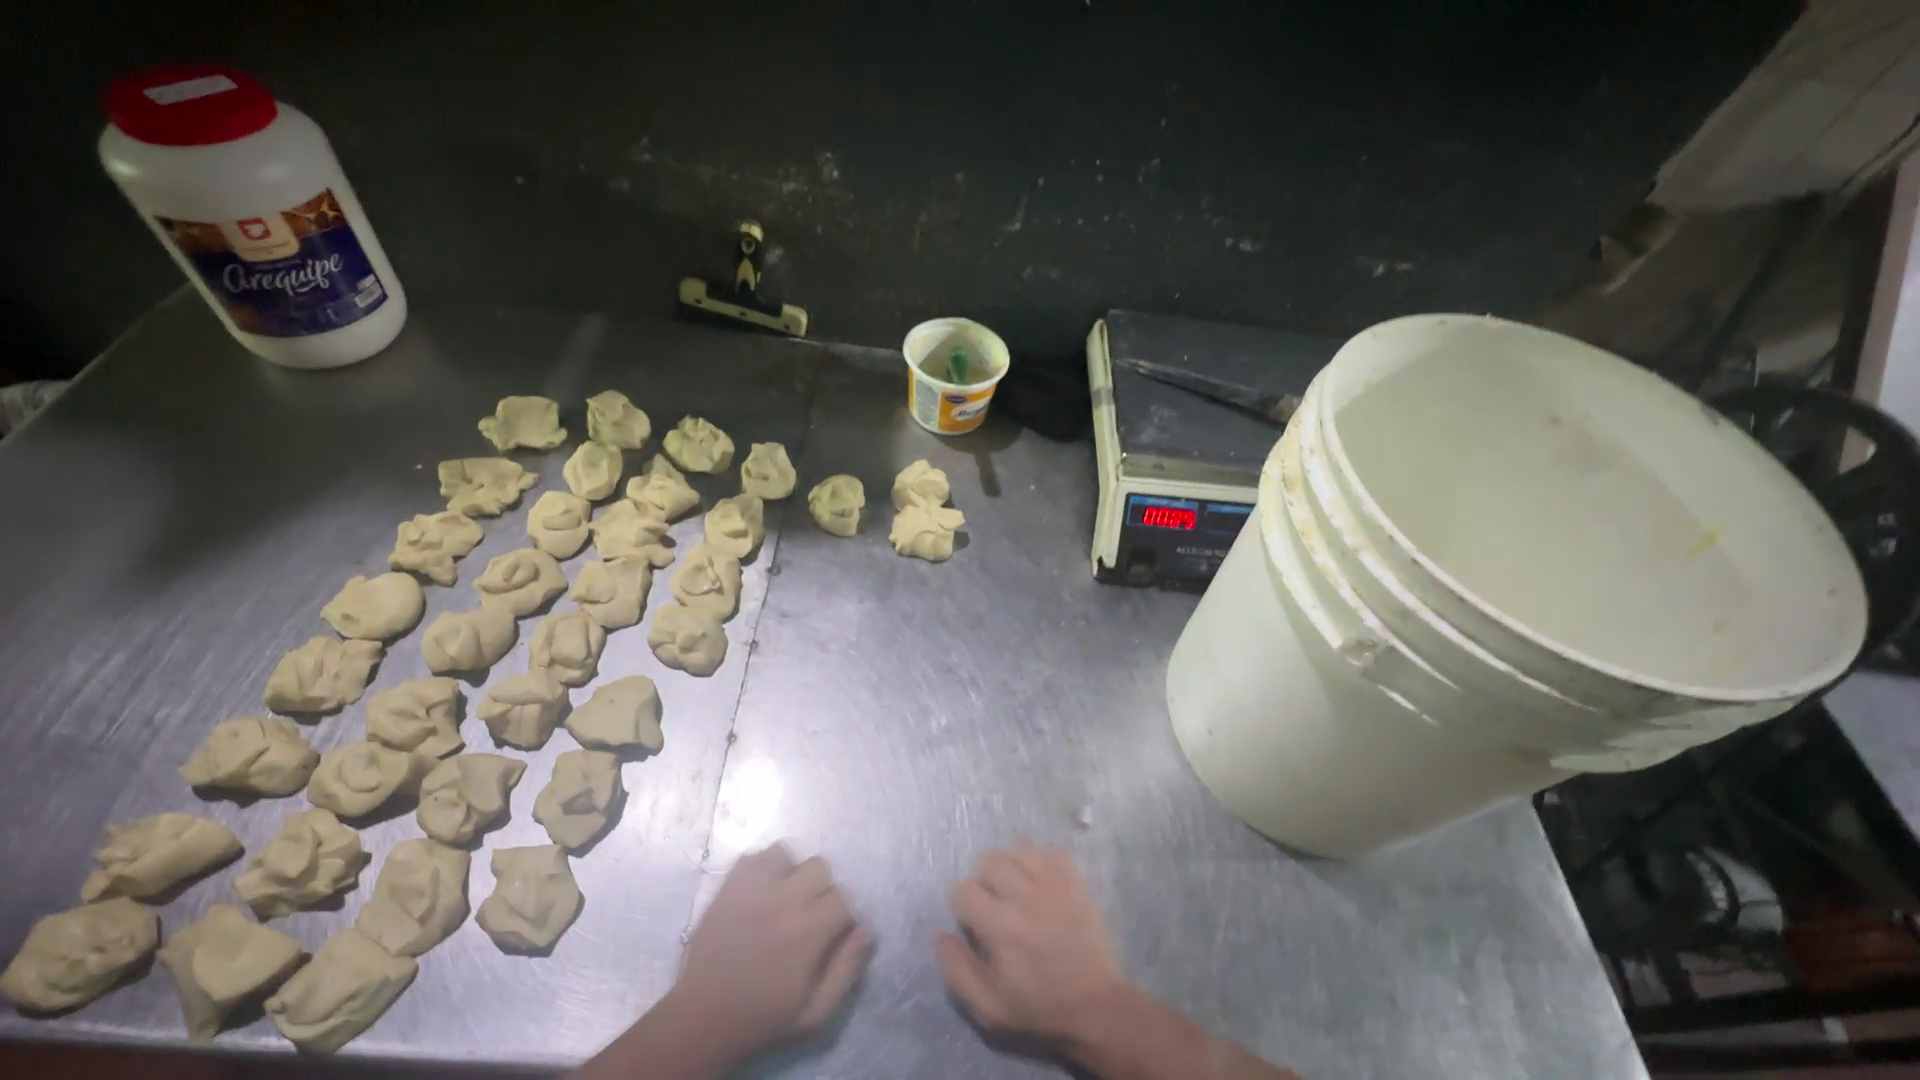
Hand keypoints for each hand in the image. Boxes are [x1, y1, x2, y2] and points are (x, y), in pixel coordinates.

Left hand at [668, 844, 869, 1059]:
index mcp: (809, 931)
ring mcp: (752, 888)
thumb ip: (847, 970)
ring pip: (788, 853)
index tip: (828, 935)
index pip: (843, 898)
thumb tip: (862, 930)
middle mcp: (783, 900)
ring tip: (783, 899)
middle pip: (820, 868)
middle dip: (820, 890)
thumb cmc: (764, 1018)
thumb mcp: (817, 1013)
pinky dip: (762, 868)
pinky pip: (753, 856)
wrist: (703, 1018)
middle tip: (807, 916)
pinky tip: (760, 892)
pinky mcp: (728, 886)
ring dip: (791, 874)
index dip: (839, 917)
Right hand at [937, 844, 1129, 1044]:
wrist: (1095, 1006)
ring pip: (1018, 849)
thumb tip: (940, 934)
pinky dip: (1040, 862)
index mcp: (1000, 925)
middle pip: (988, 860)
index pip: (962, 889)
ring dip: (1009, 866)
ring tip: (1014, 889)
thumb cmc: (1038, 1007)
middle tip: (992, 904)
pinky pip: (1051, 852)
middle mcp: (1025, 896)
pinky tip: (1040, 883)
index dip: (961, 905)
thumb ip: (956, 969)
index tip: (972, 922)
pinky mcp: (1076, 882)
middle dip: (982, 880)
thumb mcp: (988, 1007)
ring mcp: (1054, 884)